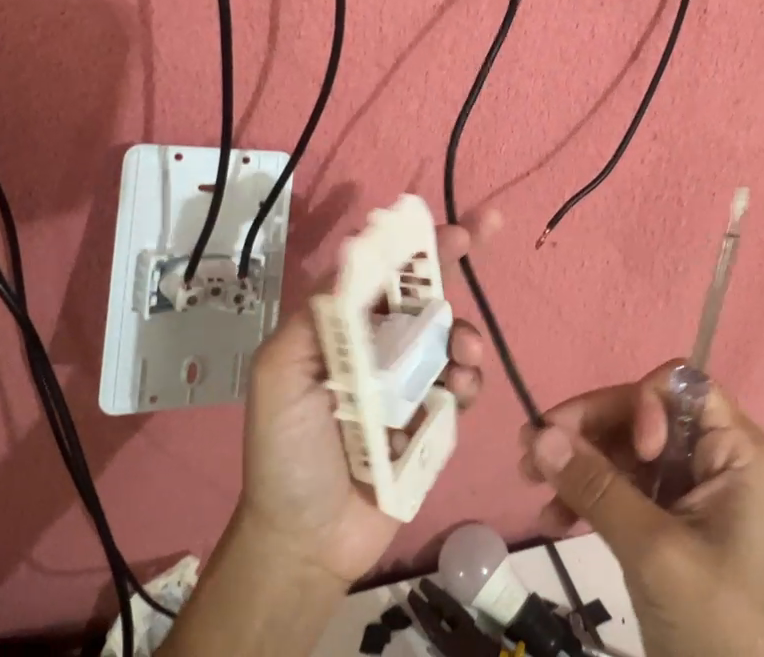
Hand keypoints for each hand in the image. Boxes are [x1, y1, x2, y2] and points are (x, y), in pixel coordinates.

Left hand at [232, 211, 495, 584]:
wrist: (308, 539)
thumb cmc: (286, 452)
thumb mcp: (280, 373)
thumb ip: (317, 317)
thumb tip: (358, 260)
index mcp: (341, 332)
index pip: (381, 275)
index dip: (415, 245)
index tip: (453, 224)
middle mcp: (378, 350)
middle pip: (423, 296)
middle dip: (453, 264)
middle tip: (483, 235)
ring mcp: (409, 385)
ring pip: (450, 339)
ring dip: (464, 333)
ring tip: (463, 354)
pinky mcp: (434, 421)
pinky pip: (463, 387)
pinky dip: (470, 380)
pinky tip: (460, 393)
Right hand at [521, 362, 763, 656]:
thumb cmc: (717, 621)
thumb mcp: (655, 550)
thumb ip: (597, 487)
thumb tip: (537, 433)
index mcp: (735, 451)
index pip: (679, 387)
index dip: (638, 403)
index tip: (607, 442)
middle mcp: (715, 460)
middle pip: (644, 414)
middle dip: (589, 430)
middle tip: (532, 451)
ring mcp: (690, 493)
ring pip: (625, 450)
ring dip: (578, 463)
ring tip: (531, 485)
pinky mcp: (668, 525)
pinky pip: (621, 488)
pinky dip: (586, 496)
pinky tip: (554, 520)